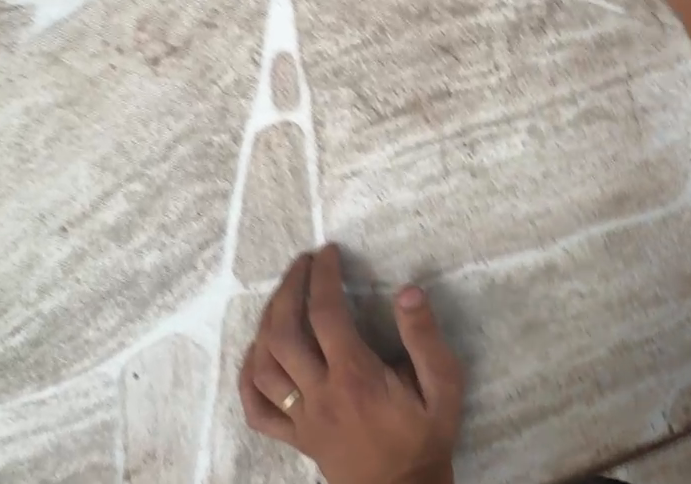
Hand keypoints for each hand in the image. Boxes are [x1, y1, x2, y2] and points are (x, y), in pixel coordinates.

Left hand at [240, 246, 463, 483]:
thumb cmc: (426, 433)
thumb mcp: (443, 382)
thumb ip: (424, 337)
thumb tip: (408, 290)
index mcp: (354, 376)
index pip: (326, 314)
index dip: (323, 277)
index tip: (328, 251)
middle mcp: (320, 393)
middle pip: (284, 334)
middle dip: (288, 290)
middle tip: (302, 262)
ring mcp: (302, 418)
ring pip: (263, 367)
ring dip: (266, 324)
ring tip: (282, 295)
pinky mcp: (296, 438)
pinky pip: (257, 409)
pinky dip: (248, 376)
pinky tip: (255, 353)